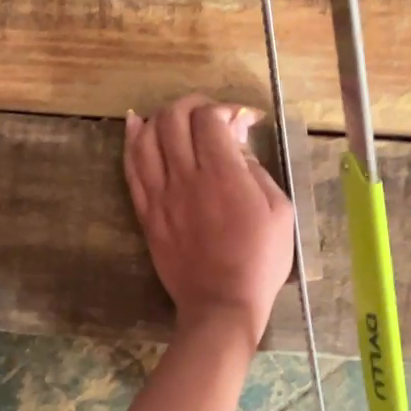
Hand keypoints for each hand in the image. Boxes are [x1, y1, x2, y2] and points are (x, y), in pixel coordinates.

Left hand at [124, 95, 295, 349]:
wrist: (220, 304)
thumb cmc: (259, 260)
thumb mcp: (279, 210)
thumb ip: (255, 168)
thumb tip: (236, 139)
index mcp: (223, 174)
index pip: (209, 118)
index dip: (225, 109)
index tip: (241, 121)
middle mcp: (185, 178)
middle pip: (173, 119)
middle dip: (192, 106)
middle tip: (209, 116)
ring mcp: (160, 195)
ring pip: (146, 138)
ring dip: (161, 118)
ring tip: (176, 120)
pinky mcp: (146, 213)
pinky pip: (131, 168)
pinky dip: (132, 142)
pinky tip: (136, 126)